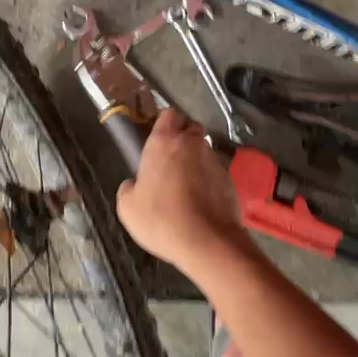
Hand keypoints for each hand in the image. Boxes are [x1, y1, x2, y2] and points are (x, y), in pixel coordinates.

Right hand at [115, 108, 249, 274]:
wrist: (207, 242)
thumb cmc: (161, 219)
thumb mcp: (128, 208)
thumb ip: (128, 188)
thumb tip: (134, 185)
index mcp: (163, 142)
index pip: (168, 114)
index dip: (163, 123)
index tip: (156, 138)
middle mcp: (191, 144)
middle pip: (190, 127)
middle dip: (183, 137)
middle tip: (170, 159)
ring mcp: (213, 160)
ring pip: (204, 150)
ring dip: (195, 160)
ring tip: (187, 186)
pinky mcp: (229, 179)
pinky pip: (215, 172)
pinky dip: (208, 180)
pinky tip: (201, 202)